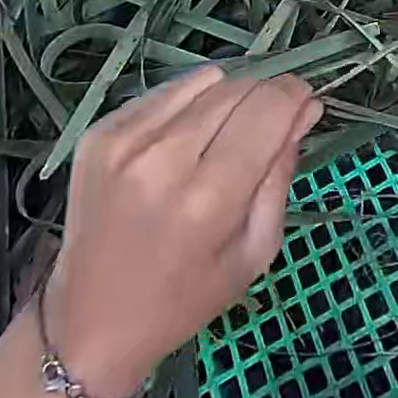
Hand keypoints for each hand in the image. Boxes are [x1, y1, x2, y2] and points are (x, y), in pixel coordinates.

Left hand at [43, 67, 322, 397]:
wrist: (91, 317)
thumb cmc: (185, 297)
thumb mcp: (255, 251)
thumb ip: (282, 174)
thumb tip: (306, 109)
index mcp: (209, 198)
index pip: (268, 109)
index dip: (295, 95)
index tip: (304, 101)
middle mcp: (164, 158)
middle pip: (240, 88)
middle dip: (266, 95)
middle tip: (267, 123)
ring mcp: (125, 139)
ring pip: (206, 80)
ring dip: (228, 96)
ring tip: (222, 134)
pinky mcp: (101, 130)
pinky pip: (168, 90)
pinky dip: (190, 103)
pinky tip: (183, 139)